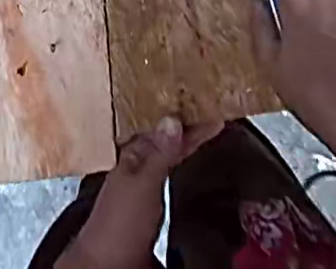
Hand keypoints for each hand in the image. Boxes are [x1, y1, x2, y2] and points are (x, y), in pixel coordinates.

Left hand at [58, 117, 223, 268]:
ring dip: (189, 146)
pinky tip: (196, 171)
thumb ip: (160, 154)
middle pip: (169, 141)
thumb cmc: (119, 225)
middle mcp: (140, 168)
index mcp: (134, 156)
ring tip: (209, 134)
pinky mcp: (154, 212)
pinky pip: (175, 182)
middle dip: (190, 129)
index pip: (165, 128)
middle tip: (216, 116)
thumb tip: (173, 118)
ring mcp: (147, 189)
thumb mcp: (142, 184)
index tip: (213, 111)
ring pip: (172, 159)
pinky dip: (188, 171)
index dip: (188, 119)